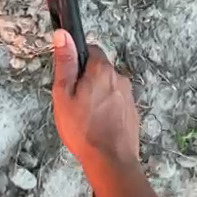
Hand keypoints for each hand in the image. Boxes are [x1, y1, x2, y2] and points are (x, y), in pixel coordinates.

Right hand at [51, 30, 140, 179]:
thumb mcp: (64, 94)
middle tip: (73, 100)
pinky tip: (98, 125)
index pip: (90, 49)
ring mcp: (128, 97)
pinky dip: (107, 109)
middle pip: (99, 69)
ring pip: (108, 87)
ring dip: (98, 95)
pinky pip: (116, 102)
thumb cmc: (83, 129)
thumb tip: (63, 34)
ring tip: (85, 116)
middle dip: (87, 80)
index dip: (77, 60)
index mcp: (101, 70)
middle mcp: (119, 78)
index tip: (69, 77)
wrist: (111, 162)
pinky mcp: (133, 113)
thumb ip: (65, 63)